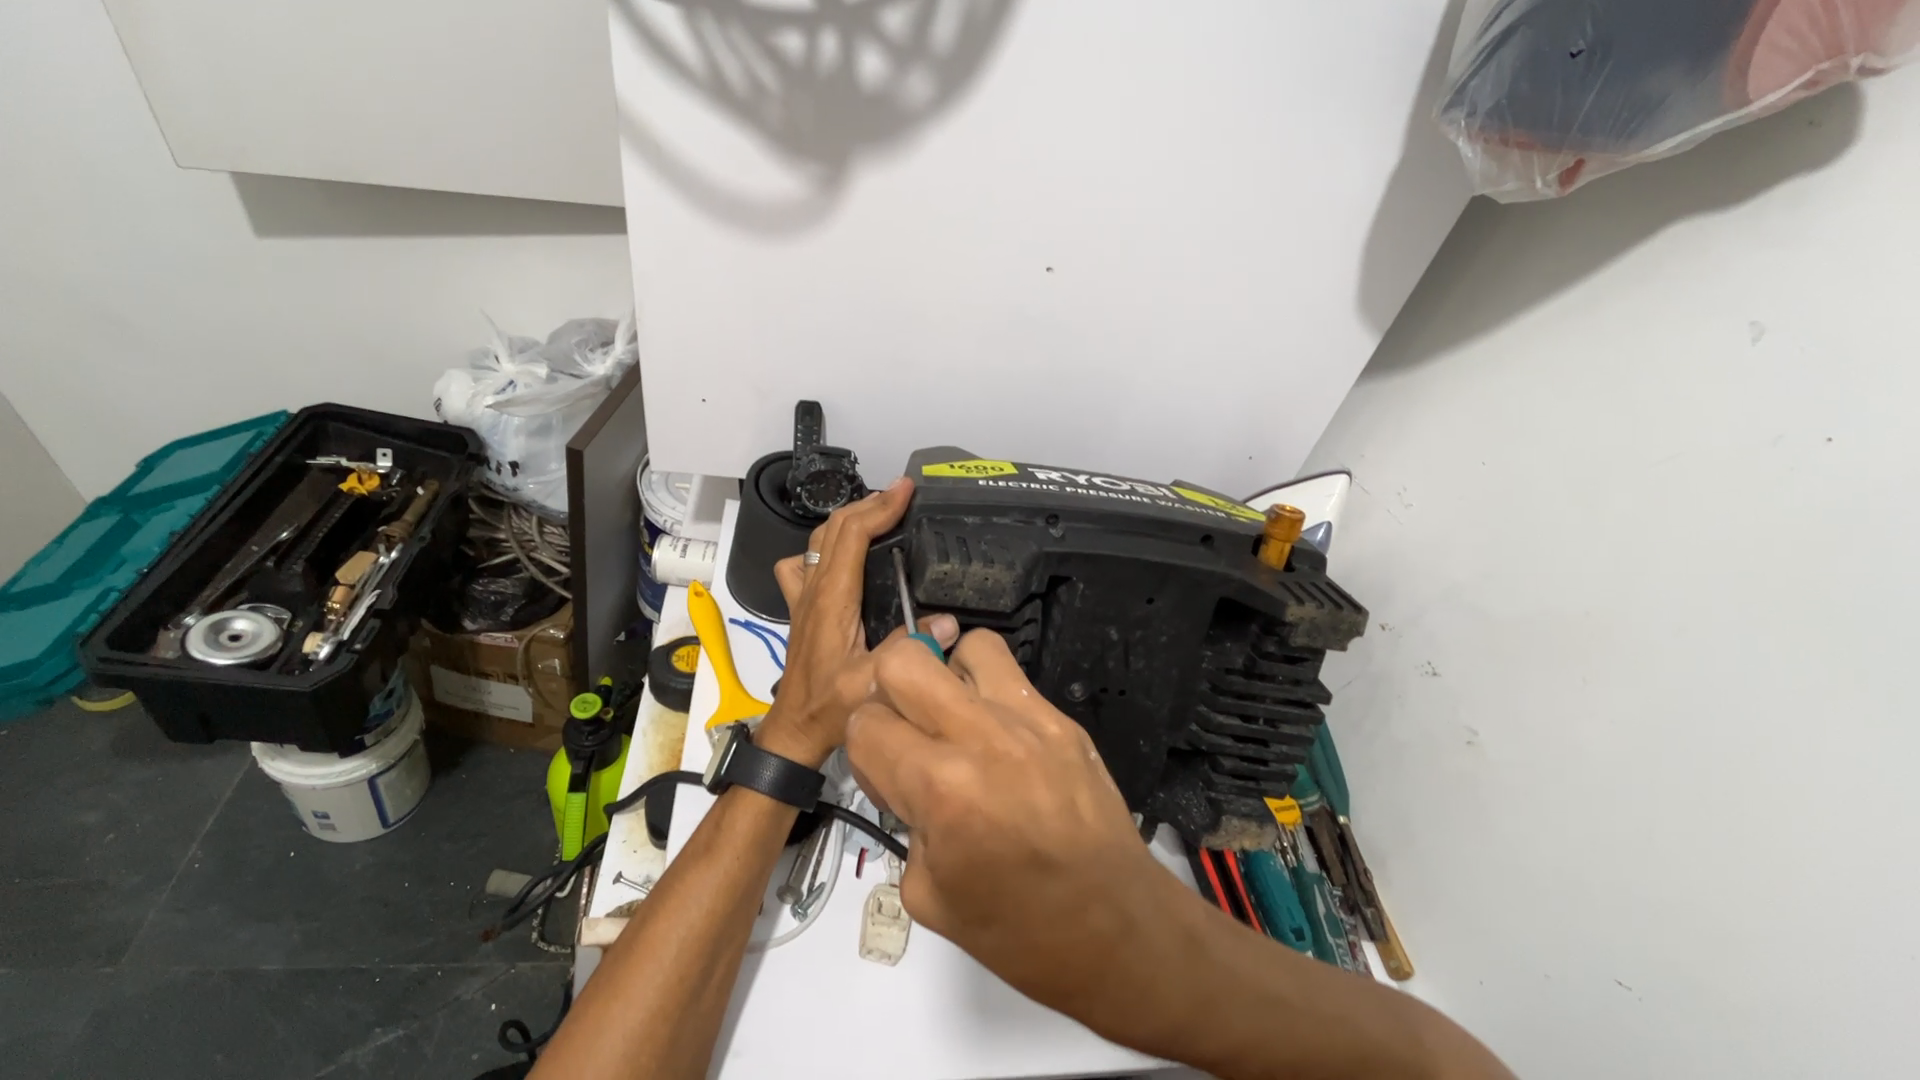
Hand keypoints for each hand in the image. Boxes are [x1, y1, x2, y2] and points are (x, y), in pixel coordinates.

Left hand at [755, 478, 959, 767]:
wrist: (794, 729)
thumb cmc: (830, 708)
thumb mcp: (873, 683)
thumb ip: (907, 649)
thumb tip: (948, 622)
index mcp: (832, 598)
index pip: (852, 535)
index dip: (880, 507)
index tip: (907, 489)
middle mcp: (814, 590)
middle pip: (834, 528)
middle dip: (869, 503)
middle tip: (902, 494)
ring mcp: (804, 598)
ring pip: (818, 540)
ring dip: (847, 520)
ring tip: (878, 515)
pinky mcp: (802, 609)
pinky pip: (805, 563)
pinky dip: (824, 547)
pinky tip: (842, 557)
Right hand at [844, 629, 1180, 1017]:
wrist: (1115, 929)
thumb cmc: (1017, 930)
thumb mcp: (926, 893)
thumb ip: (903, 820)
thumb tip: (906, 782)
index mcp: (940, 788)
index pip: (866, 724)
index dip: (865, 751)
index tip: (886, 776)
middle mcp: (981, 737)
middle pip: (905, 659)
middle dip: (889, 691)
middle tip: (907, 731)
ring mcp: (1030, 721)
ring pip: (968, 645)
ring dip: (948, 676)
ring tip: (957, 719)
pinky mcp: (1064, 721)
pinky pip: (1013, 675)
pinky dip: (991, 693)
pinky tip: (1000, 738)